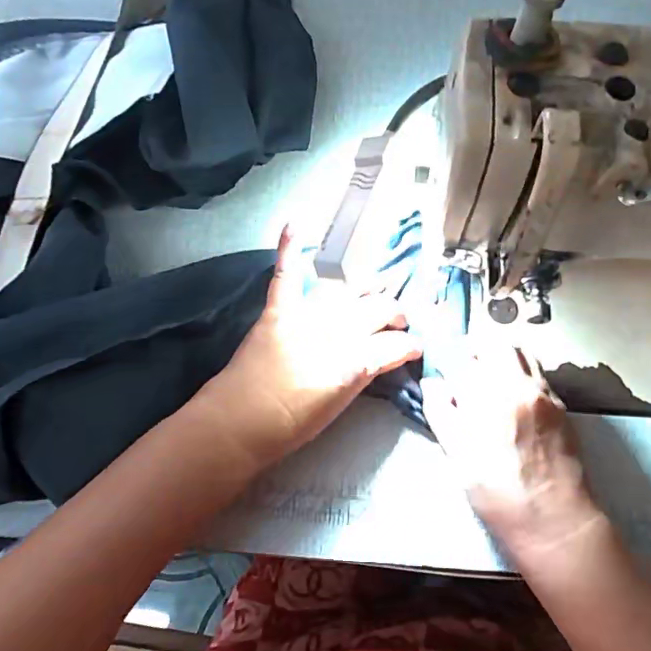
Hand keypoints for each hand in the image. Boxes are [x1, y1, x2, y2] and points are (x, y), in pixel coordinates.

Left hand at [194, 227, 423, 467]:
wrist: (236, 423)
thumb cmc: (289, 426)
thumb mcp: (338, 406)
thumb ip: (361, 376)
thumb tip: (378, 357)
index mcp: (356, 362)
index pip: (397, 345)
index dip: (410, 346)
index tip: (414, 349)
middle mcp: (337, 332)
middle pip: (379, 311)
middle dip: (396, 316)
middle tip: (396, 324)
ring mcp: (307, 317)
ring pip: (349, 293)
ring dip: (368, 291)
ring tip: (376, 293)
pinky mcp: (278, 311)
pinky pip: (286, 275)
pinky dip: (289, 250)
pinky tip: (293, 224)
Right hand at [422, 342, 603, 560]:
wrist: (555, 520)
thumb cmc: (498, 493)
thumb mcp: (457, 456)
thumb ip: (440, 413)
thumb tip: (432, 385)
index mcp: (488, 397)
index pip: (461, 362)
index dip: (447, 368)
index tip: (442, 381)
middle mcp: (519, 386)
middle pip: (496, 346)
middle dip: (476, 351)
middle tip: (465, 370)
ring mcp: (545, 394)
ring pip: (522, 355)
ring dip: (502, 358)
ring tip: (489, 380)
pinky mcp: (562, 407)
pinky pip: (539, 375)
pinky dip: (521, 374)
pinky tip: (513, 399)